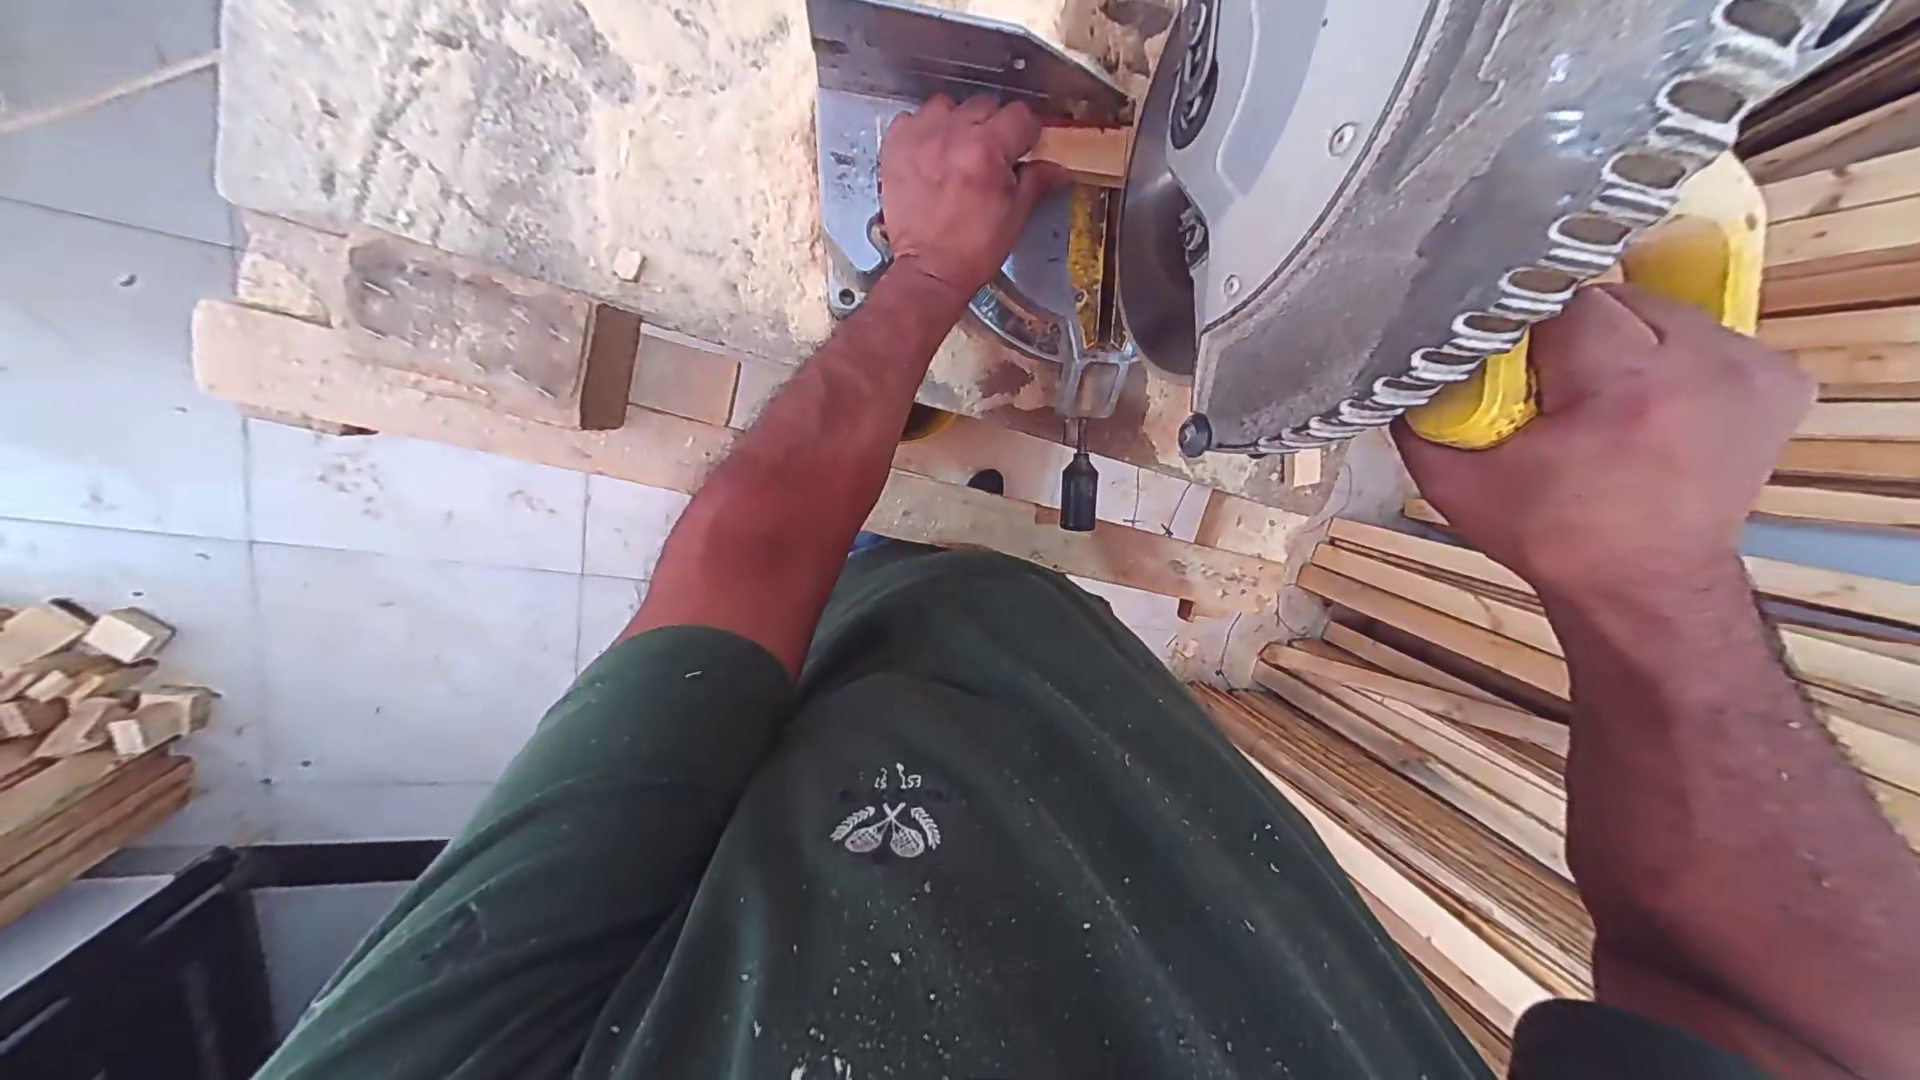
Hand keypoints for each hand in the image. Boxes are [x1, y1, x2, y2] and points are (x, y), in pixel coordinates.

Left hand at [879, 95, 1069, 299]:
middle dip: (991, 129)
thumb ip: (1035, 182)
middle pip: (983, 107)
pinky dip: (923, 133)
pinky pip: (913, 119)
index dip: (1024, 134)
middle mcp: (953, 135)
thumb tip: (1058, 168)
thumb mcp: (1013, 218)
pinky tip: (929, 157)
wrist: (928, 272)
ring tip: (954, 156)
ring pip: (947, 107)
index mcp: (988, 150)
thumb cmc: (972, 252)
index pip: (1020, 115)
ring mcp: (921, 138)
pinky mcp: (896, 147)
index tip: (1020, 149)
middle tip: (987, 161)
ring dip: (955, 125)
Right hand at [1393, 285, 1813, 595]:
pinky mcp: (1781, 379)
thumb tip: (1410, 373)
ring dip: (1611, 340)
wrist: (1639, 582)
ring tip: (1585, 393)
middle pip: (1616, 299)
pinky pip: (1699, 336)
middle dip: (1563, 331)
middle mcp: (1709, 366)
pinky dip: (1657, 356)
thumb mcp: (1451, 482)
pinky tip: (1634, 401)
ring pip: (1658, 311)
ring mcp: (1756, 369)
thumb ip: (1421, 419)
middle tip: (1533, 380)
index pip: (1567, 303)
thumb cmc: (1542, 534)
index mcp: (1626, 390)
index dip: (1520, 324)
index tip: (1497, 358)